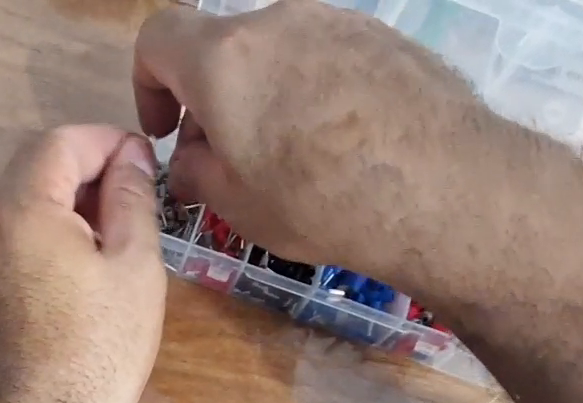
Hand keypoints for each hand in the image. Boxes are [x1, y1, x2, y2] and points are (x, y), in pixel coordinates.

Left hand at [0, 125, 167, 402]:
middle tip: (116, 192)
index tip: (141, 164)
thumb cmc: (102, 353)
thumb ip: (132, 198)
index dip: (107, 142)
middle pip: (21, 156)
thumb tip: (129, 157)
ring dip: (41, 188)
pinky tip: (54, 256)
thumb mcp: (135, 269)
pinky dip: (18, 221)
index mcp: (20, 209)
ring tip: (85, 223)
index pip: (61, 141)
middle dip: (72, 160)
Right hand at [133, 0, 582, 308]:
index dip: (148, 83)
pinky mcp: (379, 34)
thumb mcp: (234, 204)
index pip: (158, 37)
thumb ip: (196, 172)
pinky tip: (336, 143)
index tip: (166, 132)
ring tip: (287, 158)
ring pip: (273, 54)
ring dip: (261, 97)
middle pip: (220, 49)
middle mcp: (276, 22)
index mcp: (224, 60)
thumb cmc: (315, 202)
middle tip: (227, 161)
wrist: (434, 187)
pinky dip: (309, 91)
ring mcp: (333, 20)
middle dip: (209, 101)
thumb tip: (190, 160)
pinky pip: (322, 57)